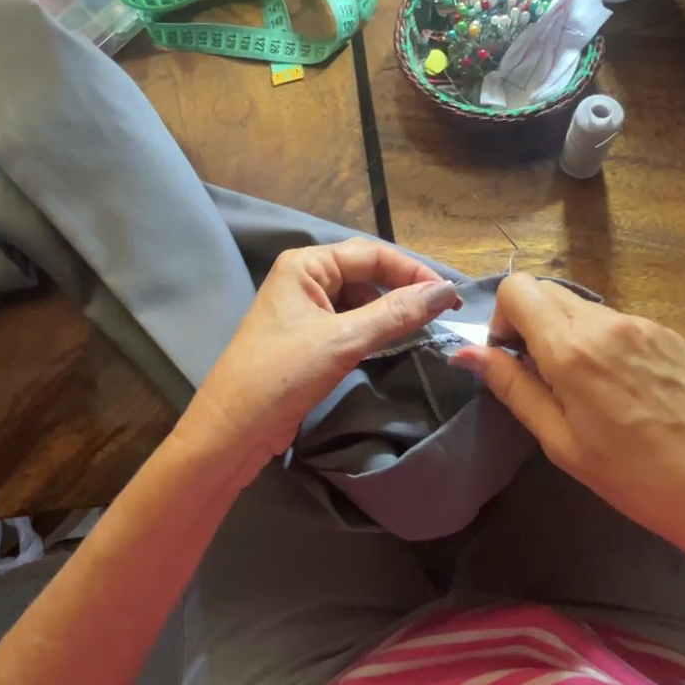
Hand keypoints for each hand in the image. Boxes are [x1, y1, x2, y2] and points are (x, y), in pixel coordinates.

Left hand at [178, 239, 462, 467]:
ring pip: (361, 300)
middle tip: (444, 313)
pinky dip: (375, 331)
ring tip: (425, 329)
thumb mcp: (342, 341)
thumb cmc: (281, 375)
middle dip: (404, 290)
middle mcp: (305, 278)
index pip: (371, 254)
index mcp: (306, 265)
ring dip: (391, 312)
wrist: (233, 430)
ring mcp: (305, 309)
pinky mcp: (308, 338)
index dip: (413, 271)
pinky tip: (395, 343)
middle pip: (367, 273)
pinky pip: (351, 323)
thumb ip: (396, 313)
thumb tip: (445, 291)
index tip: (451, 296)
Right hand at [452, 273, 684, 571]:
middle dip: (531, 323)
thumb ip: (511, 386)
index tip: (512, 358)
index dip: (503, 318)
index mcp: (572, 349)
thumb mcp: (560, 442)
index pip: (518, 289)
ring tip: (587, 389)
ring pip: (581, 306)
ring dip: (566, 333)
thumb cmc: (633, 479)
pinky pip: (615, 322)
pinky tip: (623, 389)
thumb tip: (463, 351)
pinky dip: (601, 342)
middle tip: (543, 376)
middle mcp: (605, 322)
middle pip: (547, 290)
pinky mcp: (668, 333)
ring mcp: (642, 324)